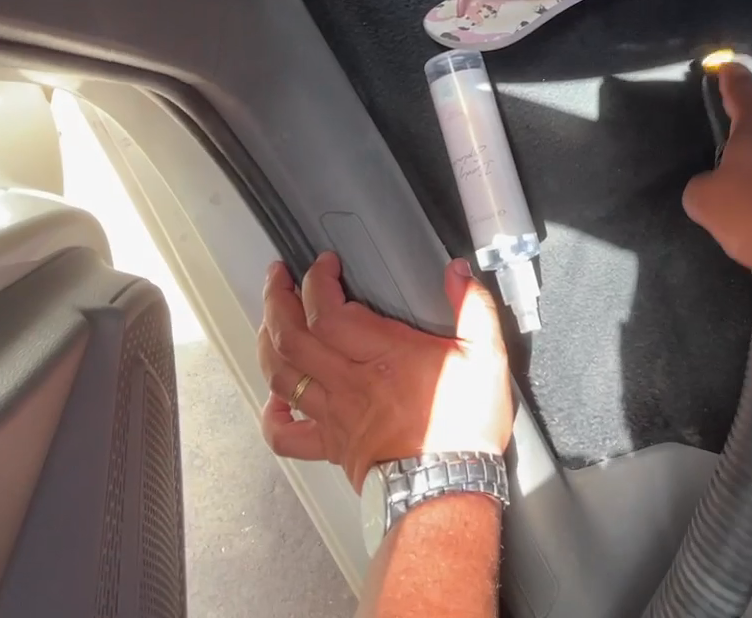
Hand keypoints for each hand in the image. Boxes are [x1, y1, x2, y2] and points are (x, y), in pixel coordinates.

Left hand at [256, 252, 513, 489]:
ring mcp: (334, 415)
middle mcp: (349, 382)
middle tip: (276, 276)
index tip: (324, 263)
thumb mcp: (485, 355)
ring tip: (268, 319)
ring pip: (281, 376)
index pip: (329, 311)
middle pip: (291, 337)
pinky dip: (271, 417)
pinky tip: (274, 400)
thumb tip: (458, 270)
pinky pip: (286, 436)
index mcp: (383, 355)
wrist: (451, 488)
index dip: (317, 281)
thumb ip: (472, 306)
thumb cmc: (465, 425)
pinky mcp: (331, 446)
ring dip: (266, 342)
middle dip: (276, 300)